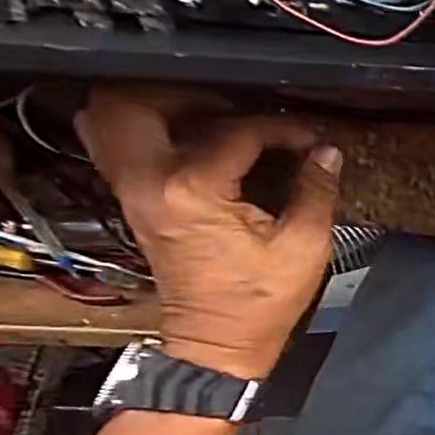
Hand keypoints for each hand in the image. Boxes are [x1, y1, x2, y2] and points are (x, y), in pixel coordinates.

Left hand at [76, 86, 340, 378]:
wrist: (220, 339)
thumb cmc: (263, 298)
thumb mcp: (305, 244)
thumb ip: (316, 191)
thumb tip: (327, 153)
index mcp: (193, 191)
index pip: (235, 132)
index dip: (280, 129)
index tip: (310, 138)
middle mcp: (147, 184)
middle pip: (131, 104)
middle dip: (188, 95)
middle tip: (235, 106)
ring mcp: (131, 193)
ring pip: (107, 120)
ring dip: (155, 107)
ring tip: (209, 117)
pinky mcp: (133, 203)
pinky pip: (116, 147)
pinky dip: (148, 131)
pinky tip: (195, 144)